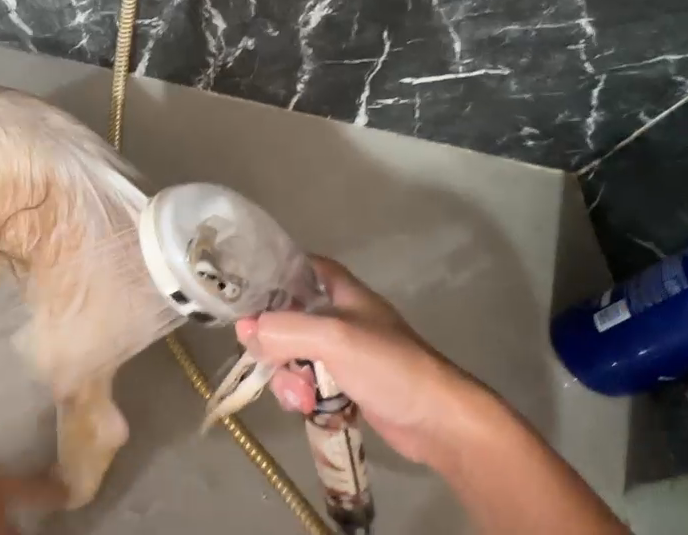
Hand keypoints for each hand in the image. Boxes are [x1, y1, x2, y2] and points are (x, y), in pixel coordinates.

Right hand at [236, 256, 495, 468]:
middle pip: (287, 315)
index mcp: (341, 291)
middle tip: (262, 355)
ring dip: (285, 374)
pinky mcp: (346, 386)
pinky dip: (300, 393)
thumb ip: (284, 329)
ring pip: (293, 353)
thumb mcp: (332, 337)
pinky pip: (308, 382)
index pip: (302, 266)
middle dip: (270, 338)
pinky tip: (305, 408)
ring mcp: (343, 353)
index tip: (247, 289)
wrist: (440, 422)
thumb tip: (247, 333)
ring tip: (297, 396)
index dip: (274, 272)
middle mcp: (339, 316)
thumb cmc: (389, 365)